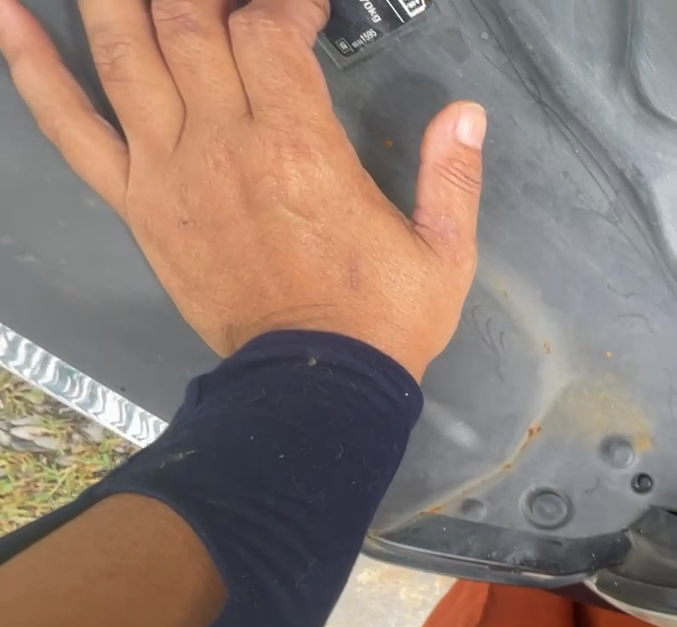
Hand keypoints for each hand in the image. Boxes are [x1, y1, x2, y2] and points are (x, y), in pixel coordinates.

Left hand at [0, 0, 485, 379]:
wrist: (325, 377)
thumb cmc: (390, 315)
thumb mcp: (447, 252)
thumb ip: (453, 178)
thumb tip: (469, 114)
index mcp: (304, 151)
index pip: (271, 40)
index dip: (285, 7)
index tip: (305, 8)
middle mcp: (224, 143)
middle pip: (188, 28)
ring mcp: (168, 169)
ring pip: (122, 53)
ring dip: (120, 0)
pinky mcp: (138, 202)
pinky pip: (67, 123)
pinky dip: (32, 65)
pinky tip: (10, 18)